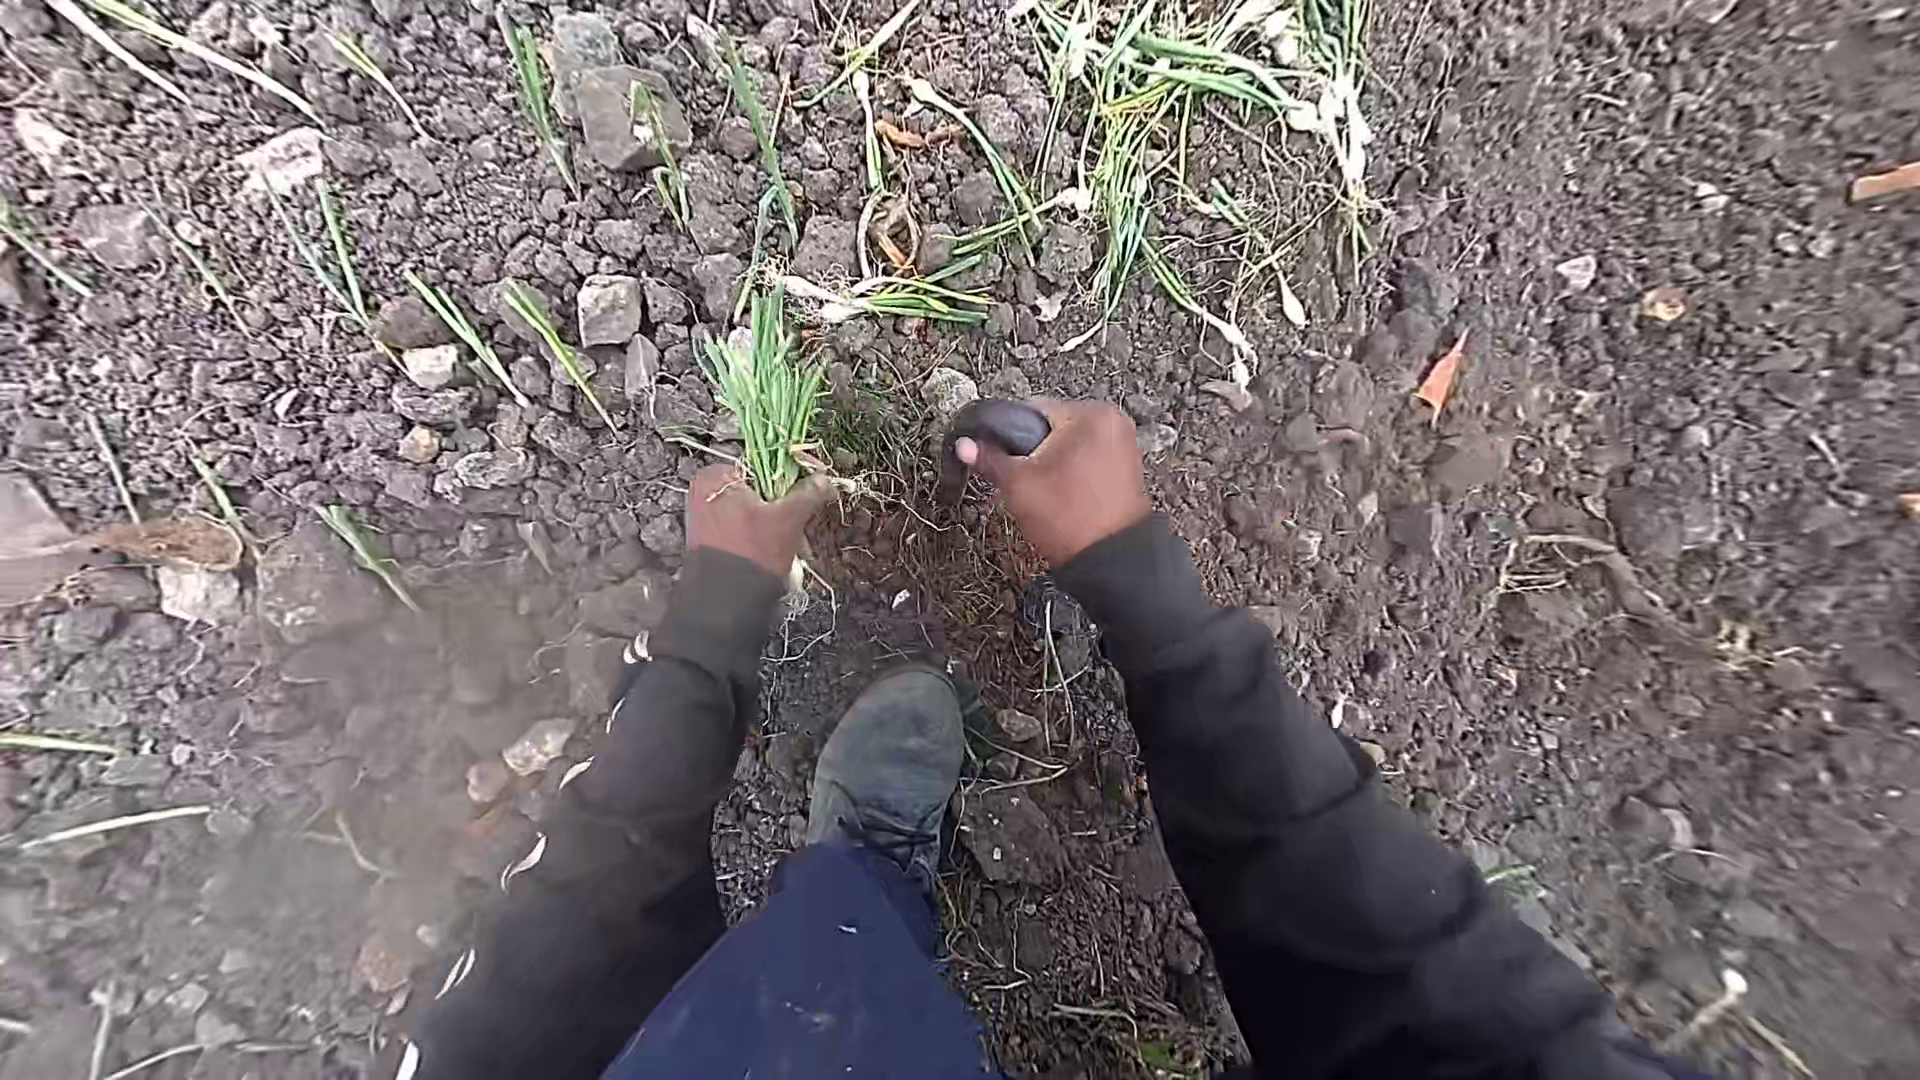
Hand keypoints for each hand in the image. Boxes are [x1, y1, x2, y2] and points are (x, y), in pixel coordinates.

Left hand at [685, 465, 831, 577]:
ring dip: (781, 525)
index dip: (793, 474)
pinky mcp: (712, 542)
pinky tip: (782, 553)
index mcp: (716, 477)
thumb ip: (807, 493)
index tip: (814, 485)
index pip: (763, 463)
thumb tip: (824, 478)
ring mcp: (706, 518)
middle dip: (788, 506)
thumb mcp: (788, 518)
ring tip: (798, 546)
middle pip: (760, 490)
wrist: (725, 604)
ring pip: (756, 512)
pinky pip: (746, 530)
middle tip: (806, 523)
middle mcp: (704, 493)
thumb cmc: (753, 552)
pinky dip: (766, 538)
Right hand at [955, 399, 1150, 565]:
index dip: (1010, 437)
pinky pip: (1086, 464)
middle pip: (1052, 430)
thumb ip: (990, 458)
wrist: (1109, 562)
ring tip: (1045, 494)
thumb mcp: (1018, 484)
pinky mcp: (1126, 472)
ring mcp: (1123, 448)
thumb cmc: (1071, 521)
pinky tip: (1062, 499)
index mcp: (1092, 414)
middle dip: (1033, 454)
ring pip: (1068, 449)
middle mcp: (1113, 423)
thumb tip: (966, 445)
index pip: (1033, 410)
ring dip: (1051, 466)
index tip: (1003, 459)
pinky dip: (1071, 477)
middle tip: (1025, 483)